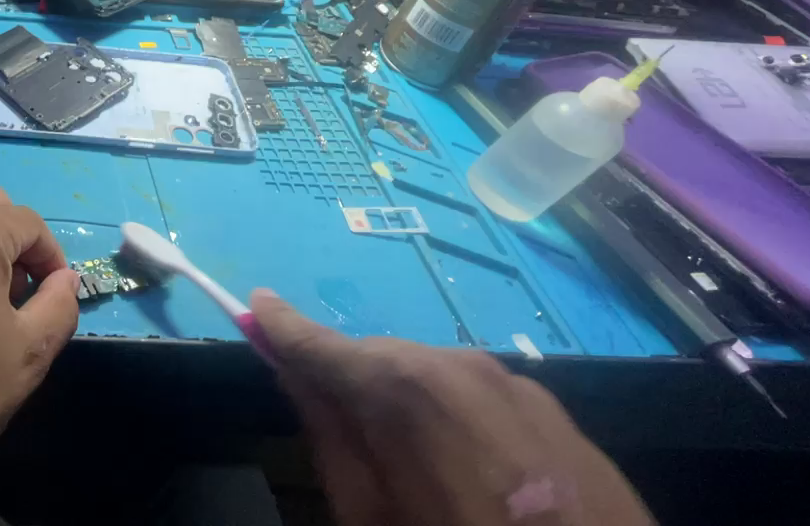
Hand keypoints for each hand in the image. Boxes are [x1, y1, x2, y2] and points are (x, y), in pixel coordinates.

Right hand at [250, 290, 654, 525]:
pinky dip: (462, 417)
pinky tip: (482, 472)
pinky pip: (481, 396)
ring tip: (429, 466)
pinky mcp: (554, 409)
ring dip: (411, 401)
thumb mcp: (369, 516)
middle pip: (374, 359)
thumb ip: (328, 435)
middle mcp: (451, 364)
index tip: (255, 305)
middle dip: (354, 383)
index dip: (280, 326)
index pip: (316, 343)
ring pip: (429, 373)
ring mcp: (510, 381)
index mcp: (396, 388)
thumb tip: (297, 375)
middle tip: (355, 436)